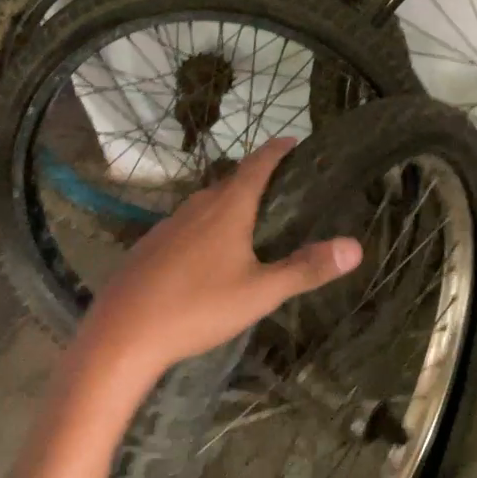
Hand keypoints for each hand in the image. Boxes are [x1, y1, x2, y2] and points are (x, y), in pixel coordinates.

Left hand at [78, 137, 362, 378]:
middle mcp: (198, 206)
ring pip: (207, 205)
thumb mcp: (260, 292)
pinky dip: (204, 228)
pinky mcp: (149, 248)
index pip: (258, 163)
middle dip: (257, 178)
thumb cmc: (197, 307)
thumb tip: (356, 246)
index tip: (294, 141)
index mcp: (228, 207)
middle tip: (283, 188)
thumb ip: (307, 269)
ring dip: (229, 204)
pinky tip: (206, 258)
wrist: (120, 336)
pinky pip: (186, 226)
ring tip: (249, 222)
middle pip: (232, 181)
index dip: (278, 150)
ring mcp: (169, 225)